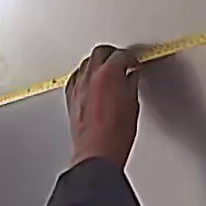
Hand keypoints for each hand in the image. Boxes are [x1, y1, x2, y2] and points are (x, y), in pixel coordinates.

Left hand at [66, 45, 139, 168]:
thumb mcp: (133, 105)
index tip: (134, 62)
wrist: (97, 154)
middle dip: (112, 53)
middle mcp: (91, 75)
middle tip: (121, 60)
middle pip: (100, 52)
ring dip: (97, 62)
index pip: (121, 55)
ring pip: (86, 62)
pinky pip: (76, 77)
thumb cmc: (115, 135)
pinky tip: (90, 81)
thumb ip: (131, 85)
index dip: (130, 57)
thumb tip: (131, 78)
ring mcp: (79, 85)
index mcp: (109, 73)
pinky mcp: (71, 97)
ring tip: (107, 69)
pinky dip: (84, 75)